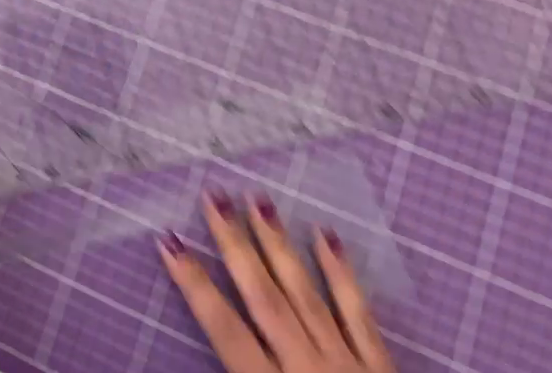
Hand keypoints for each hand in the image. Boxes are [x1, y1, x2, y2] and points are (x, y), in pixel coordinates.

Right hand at [157, 191, 393, 372]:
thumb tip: (178, 368)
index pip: (224, 329)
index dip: (194, 284)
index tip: (169, 240)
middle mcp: (306, 369)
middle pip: (263, 297)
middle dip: (235, 245)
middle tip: (214, 196)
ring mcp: (347, 365)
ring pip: (305, 294)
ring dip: (278, 245)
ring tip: (259, 199)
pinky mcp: (382, 370)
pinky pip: (358, 314)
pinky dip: (341, 274)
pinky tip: (327, 235)